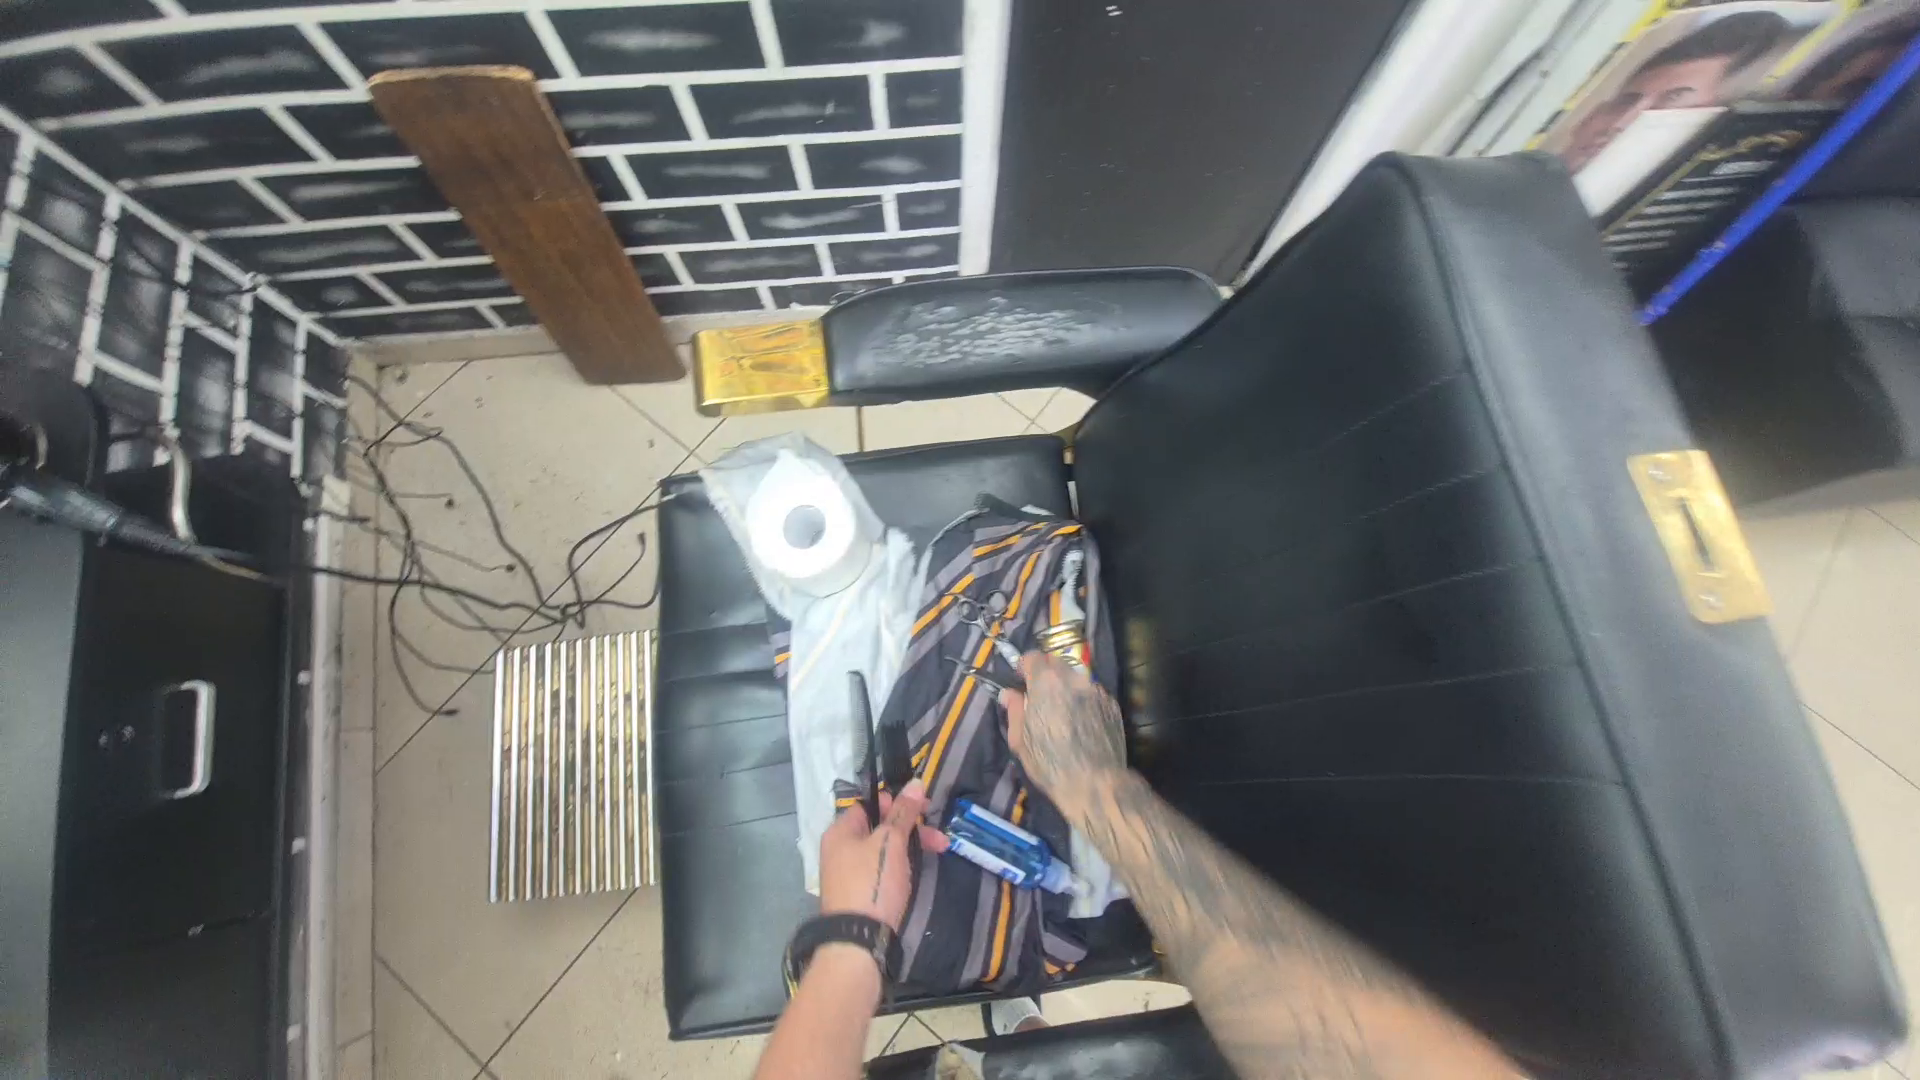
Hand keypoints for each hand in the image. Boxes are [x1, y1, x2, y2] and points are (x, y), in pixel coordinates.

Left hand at [819, 777, 948, 931]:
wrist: (857, 944)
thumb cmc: (872, 884)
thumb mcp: (890, 842)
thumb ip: (903, 812)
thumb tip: (915, 782)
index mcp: (840, 832)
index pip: (868, 804)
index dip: (895, 802)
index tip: (921, 807)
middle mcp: (840, 850)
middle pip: (879, 827)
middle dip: (910, 827)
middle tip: (937, 834)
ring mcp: (849, 874)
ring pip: (883, 849)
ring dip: (910, 846)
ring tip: (939, 850)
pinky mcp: (860, 895)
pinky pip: (881, 870)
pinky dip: (900, 866)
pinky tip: (918, 871)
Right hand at [1003, 652, 1127, 817]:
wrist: (1094, 783)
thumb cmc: (1050, 762)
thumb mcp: (1020, 739)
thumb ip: (1014, 710)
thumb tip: (1010, 694)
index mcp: (1046, 682)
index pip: (1033, 656)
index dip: (1024, 665)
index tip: (1021, 678)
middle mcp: (1073, 679)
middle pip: (1056, 662)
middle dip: (1046, 672)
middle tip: (1040, 693)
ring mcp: (1096, 690)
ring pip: (1076, 677)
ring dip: (1066, 686)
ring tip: (1062, 709)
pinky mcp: (1112, 704)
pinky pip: (1092, 693)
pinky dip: (1083, 700)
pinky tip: (1081, 721)